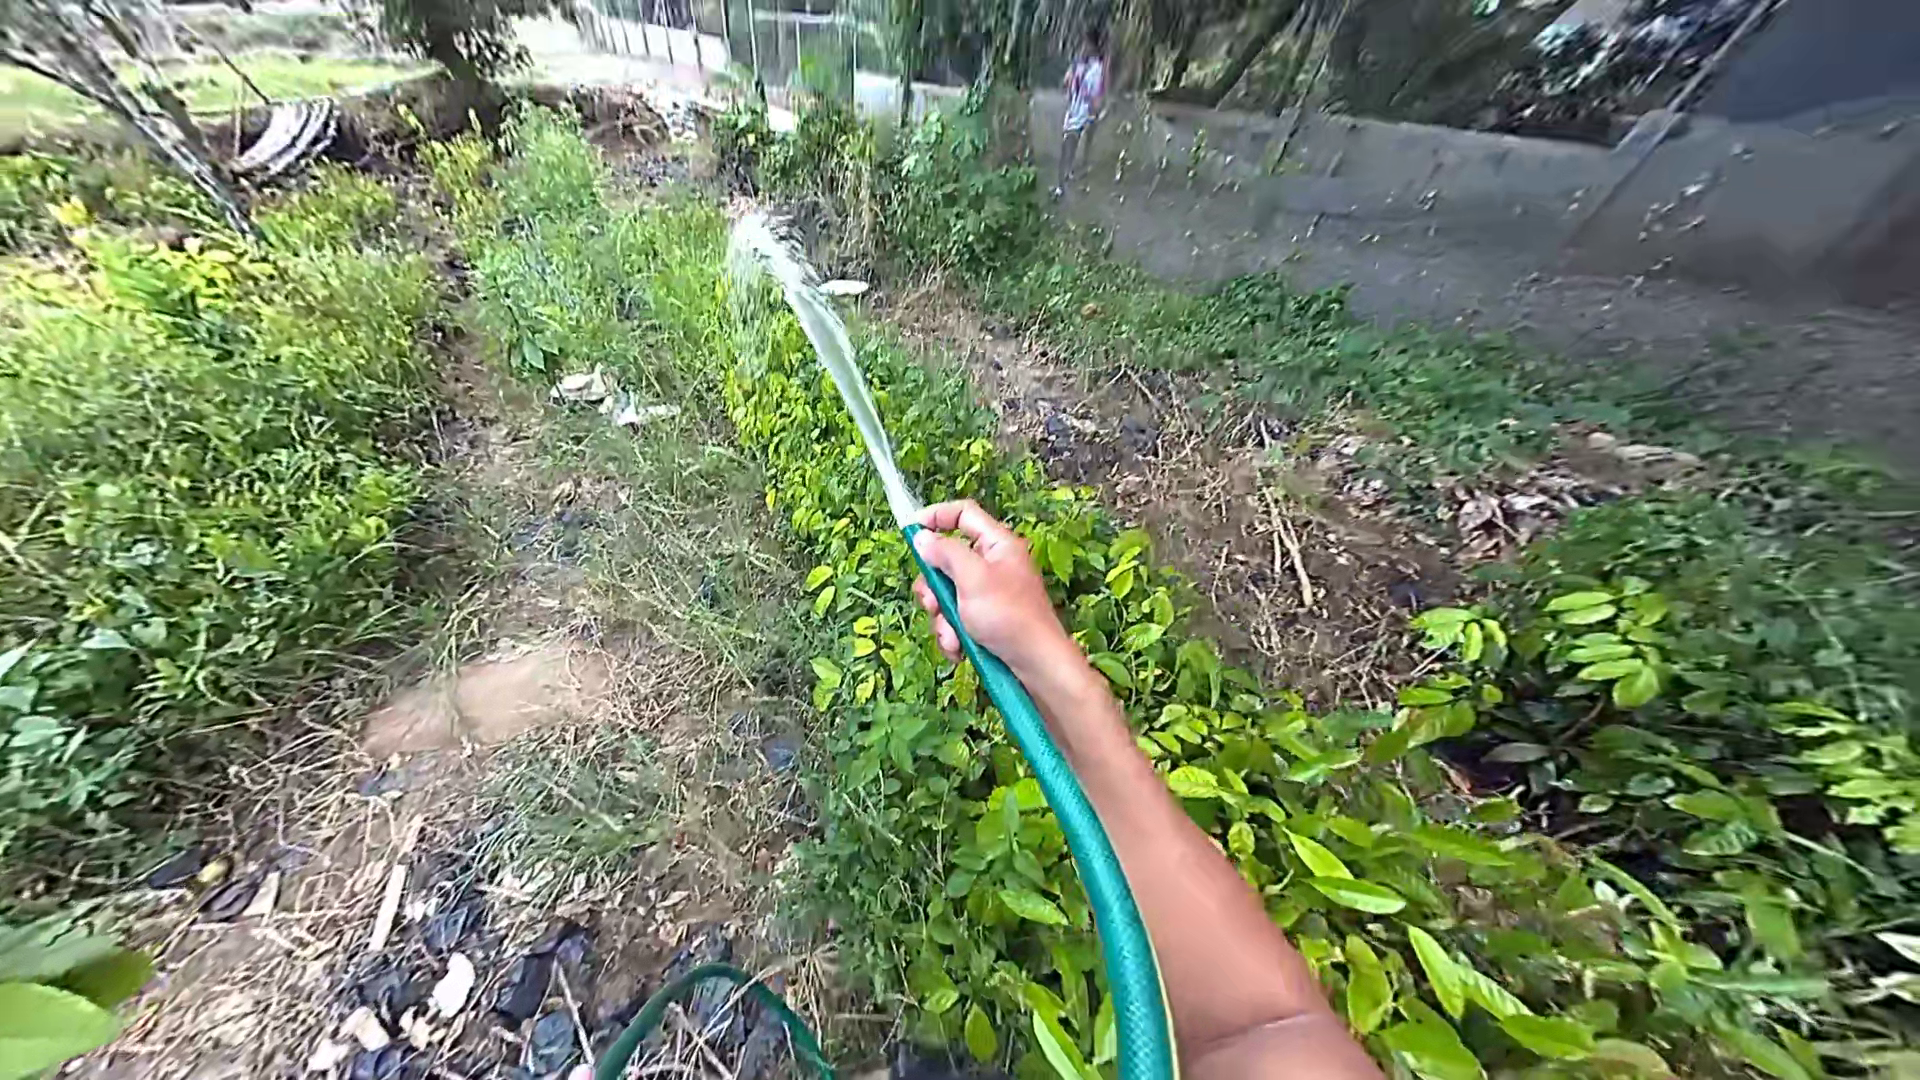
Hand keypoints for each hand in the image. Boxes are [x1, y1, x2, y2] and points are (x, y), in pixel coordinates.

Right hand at [910, 500, 1079, 679]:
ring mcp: (989, 593)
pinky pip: (956, 618)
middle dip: (934, 586)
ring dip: (942, 617)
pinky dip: (953, 633)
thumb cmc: (1007, 615)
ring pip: (947, 594)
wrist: (1036, 665)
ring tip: (952, 635)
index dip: (935, 516)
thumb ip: (946, 553)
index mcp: (997, 544)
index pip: (963, 514)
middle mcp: (993, 565)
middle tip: (933, 603)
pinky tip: (958, 648)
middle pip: (948, 560)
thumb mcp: (972, 578)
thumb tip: (922, 537)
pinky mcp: (985, 619)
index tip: (910, 531)